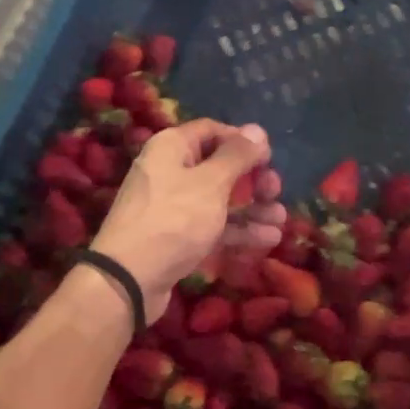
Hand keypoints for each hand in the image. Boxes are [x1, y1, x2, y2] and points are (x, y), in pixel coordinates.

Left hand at [90, 119, 280, 321]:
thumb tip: (256, 130)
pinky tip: (268, 239)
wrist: (128, 278)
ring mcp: (172, 206)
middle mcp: (170, 170)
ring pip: (219, 199)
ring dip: (251, 208)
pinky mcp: (176, 236)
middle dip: (251, 180)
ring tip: (280, 220)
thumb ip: (237, 156)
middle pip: (218, 167)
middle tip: (276, 192)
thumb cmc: (173, 219)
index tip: (269, 158)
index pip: (212, 130)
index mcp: (172, 147)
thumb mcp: (210, 183)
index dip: (242, 141)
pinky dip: (237, 230)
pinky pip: (212, 225)